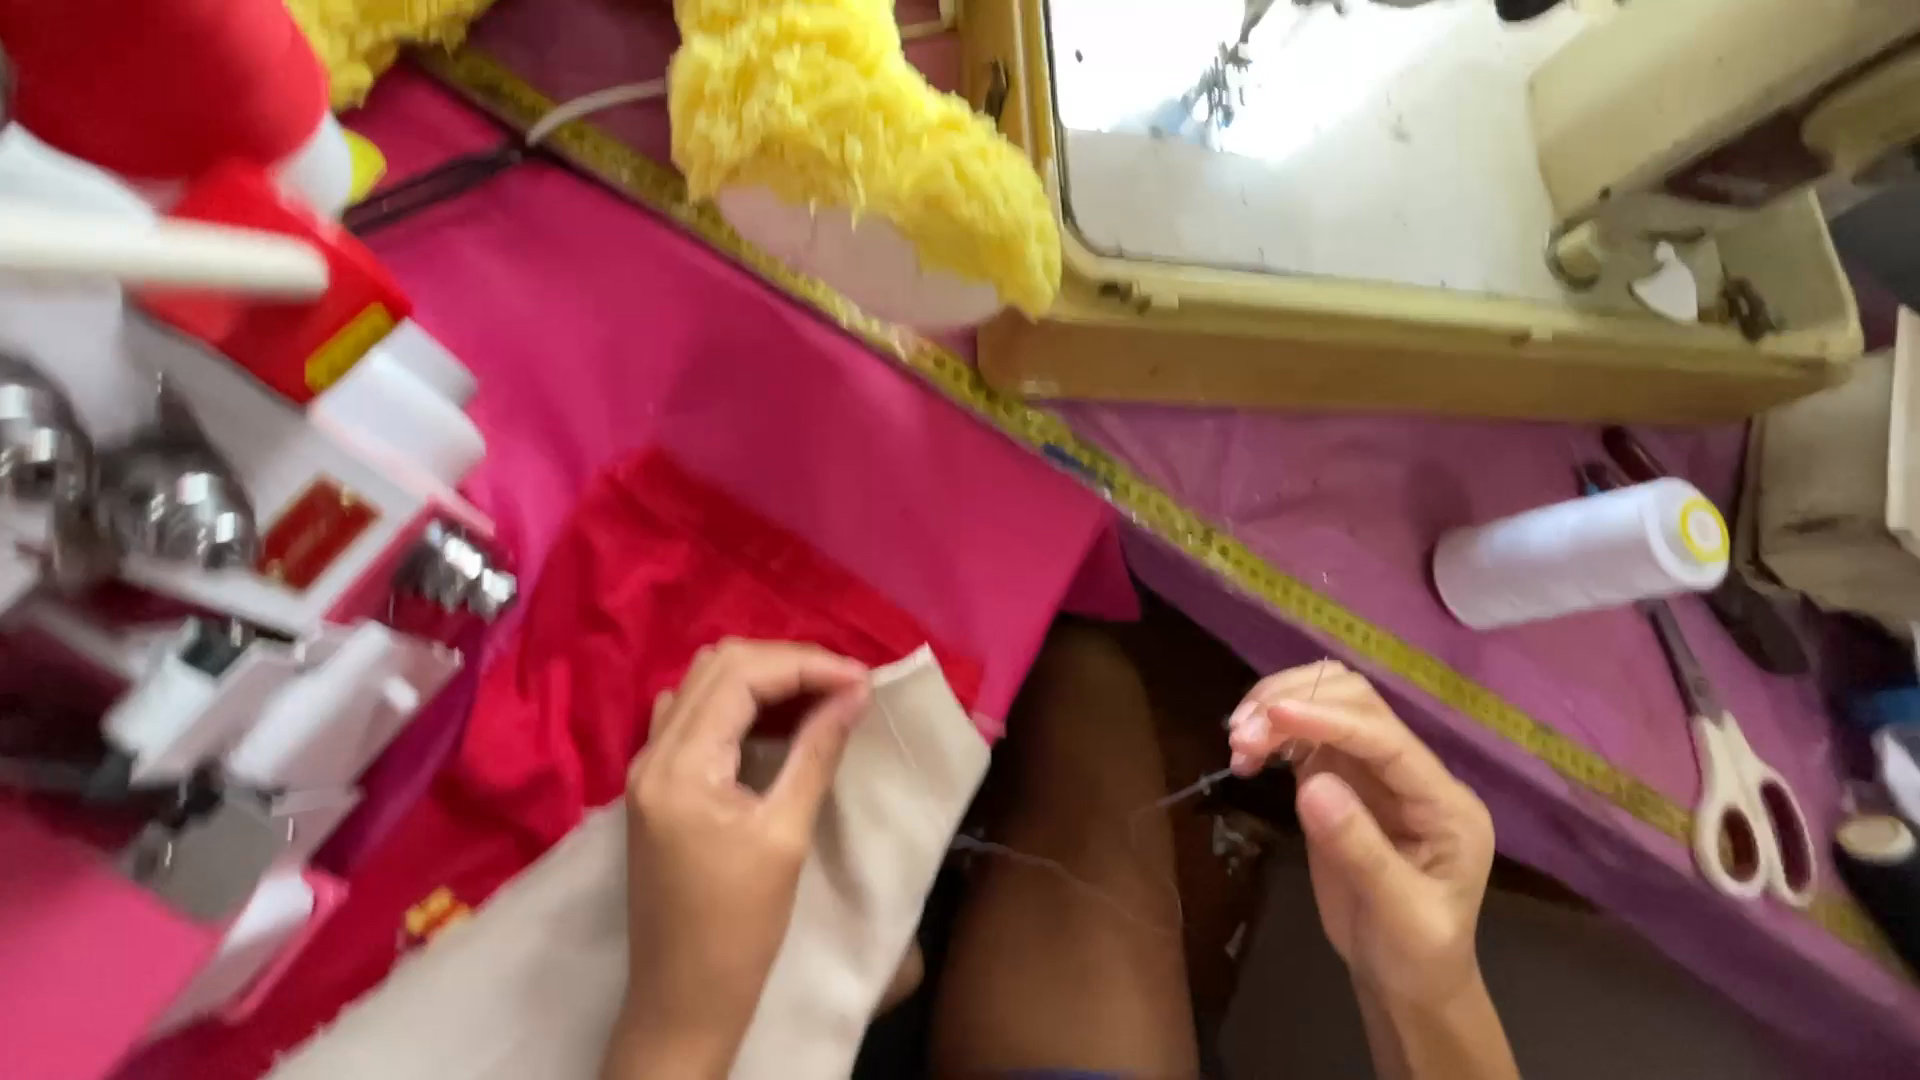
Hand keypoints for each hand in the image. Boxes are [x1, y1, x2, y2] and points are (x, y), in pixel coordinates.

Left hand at [611, 640, 870, 1077]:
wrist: (681, 1003)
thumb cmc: (739, 929)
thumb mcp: (786, 835)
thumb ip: (818, 752)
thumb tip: (856, 692)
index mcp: (680, 765)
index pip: (742, 675)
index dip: (807, 665)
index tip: (862, 679)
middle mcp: (653, 753)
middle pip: (719, 665)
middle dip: (787, 662)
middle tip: (844, 683)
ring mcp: (648, 766)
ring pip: (704, 682)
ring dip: (764, 674)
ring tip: (819, 691)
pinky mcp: (656, 783)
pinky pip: (694, 711)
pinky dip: (739, 698)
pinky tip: (772, 716)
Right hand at [1227, 661, 1495, 1007]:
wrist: (1403, 977)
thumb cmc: (1416, 953)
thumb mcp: (1400, 915)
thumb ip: (1360, 849)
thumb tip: (1311, 785)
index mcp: (1443, 801)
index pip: (1384, 737)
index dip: (1328, 718)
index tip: (1272, 715)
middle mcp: (1408, 772)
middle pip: (1355, 700)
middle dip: (1294, 703)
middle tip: (1241, 734)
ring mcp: (1371, 771)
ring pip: (1325, 705)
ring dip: (1275, 710)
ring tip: (1236, 743)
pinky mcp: (1337, 777)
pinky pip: (1301, 735)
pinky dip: (1269, 734)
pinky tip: (1243, 758)